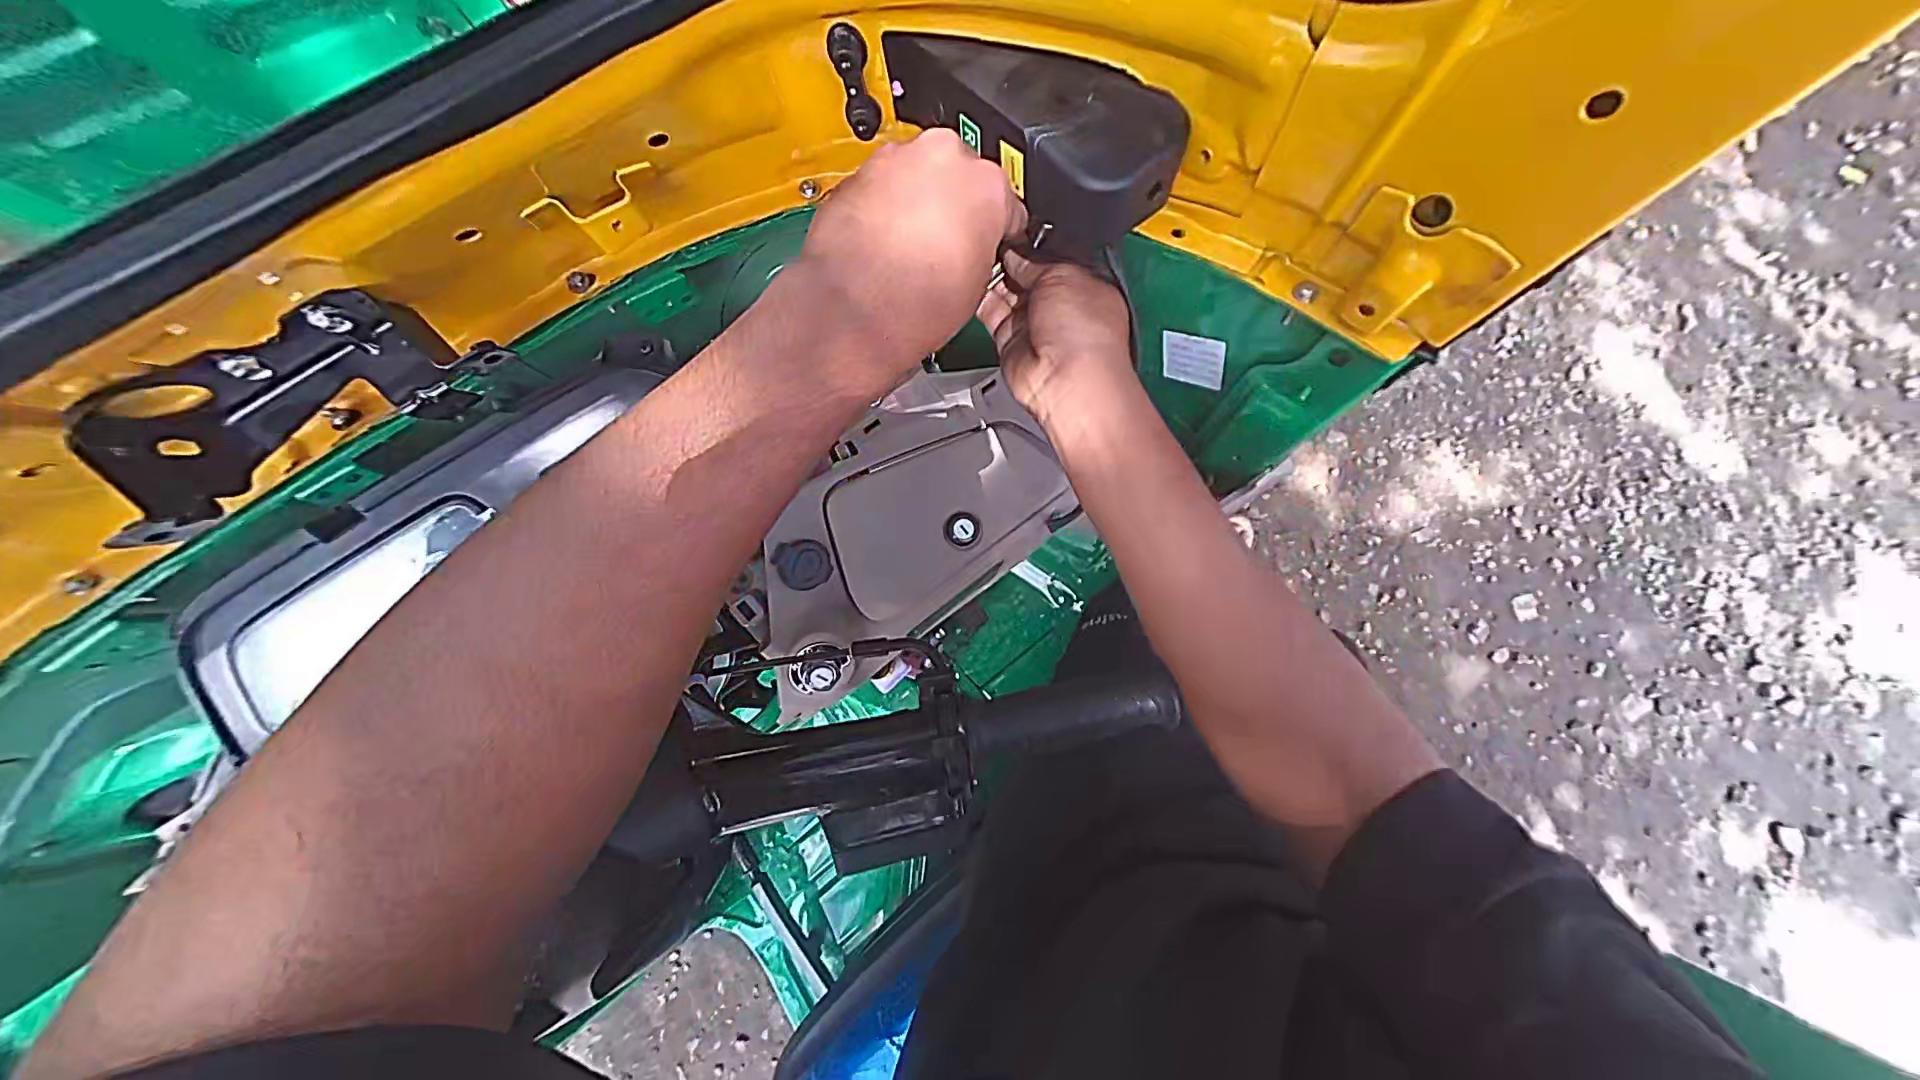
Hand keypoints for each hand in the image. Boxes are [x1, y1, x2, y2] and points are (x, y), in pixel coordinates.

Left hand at [794, 129, 1025, 392]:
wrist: (857, 315)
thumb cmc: (915, 307)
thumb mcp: (978, 284)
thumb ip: (983, 248)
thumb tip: (974, 249)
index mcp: (987, 183)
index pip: (1004, 199)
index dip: (995, 227)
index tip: (986, 241)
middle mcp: (942, 157)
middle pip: (957, 175)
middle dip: (952, 206)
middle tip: (945, 246)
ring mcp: (894, 160)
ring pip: (914, 175)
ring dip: (915, 204)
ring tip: (910, 250)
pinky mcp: (855, 174)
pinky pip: (878, 187)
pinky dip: (882, 209)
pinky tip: (883, 245)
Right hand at [976, 251, 1132, 424]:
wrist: (1068, 380)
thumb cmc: (1086, 336)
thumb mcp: (1062, 275)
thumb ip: (1035, 262)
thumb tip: (1017, 254)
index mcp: (1084, 287)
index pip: (1052, 259)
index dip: (1032, 246)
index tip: (1014, 232)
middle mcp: (1059, 308)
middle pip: (1026, 276)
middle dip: (1011, 260)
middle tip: (995, 242)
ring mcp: (1034, 327)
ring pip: (1006, 294)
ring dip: (994, 277)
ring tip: (983, 258)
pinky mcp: (1010, 343)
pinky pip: (991, 315)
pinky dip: (981, 299)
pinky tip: (975, 282)